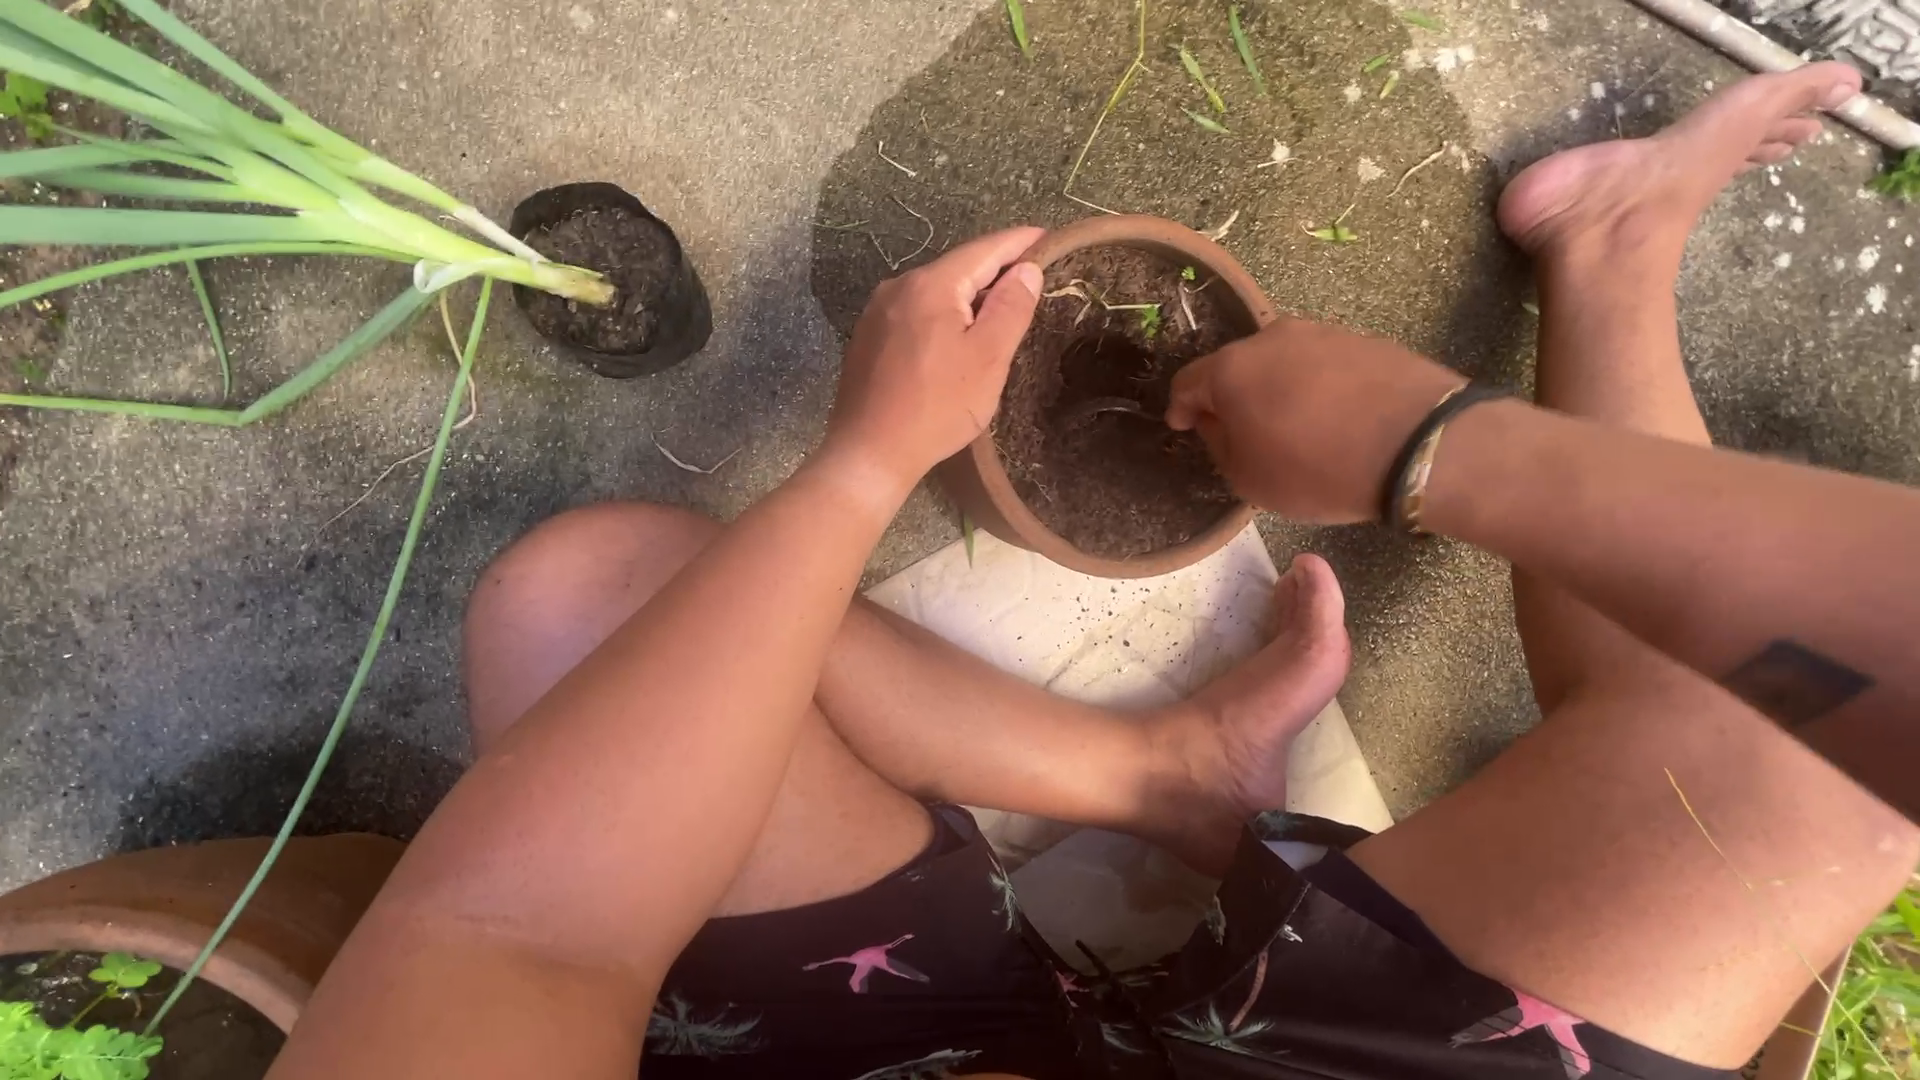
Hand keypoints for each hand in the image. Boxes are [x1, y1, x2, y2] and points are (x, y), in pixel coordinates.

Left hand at [821, 226, 1045, 496]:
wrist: (869, 453)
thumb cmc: (936, 408)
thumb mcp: (987, 359)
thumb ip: (1010, 307)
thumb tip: (1027, 268)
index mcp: (931, 285)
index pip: (985, 249)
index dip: (1020, 243)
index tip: (1049, 239)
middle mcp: (898, 287)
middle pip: (958, 269)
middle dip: (995, 272)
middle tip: (1032, 281)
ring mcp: (877, 313)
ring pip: (935, 293)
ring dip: (968, 298)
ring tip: (998, 312)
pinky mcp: (868, 339)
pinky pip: (915, 315)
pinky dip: (942, 317)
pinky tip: (954, 339)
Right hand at [1166, 318, 1464, 522]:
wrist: (1423, 446)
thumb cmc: (1317, 469)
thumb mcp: (1248, 478)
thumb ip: (1219, 445)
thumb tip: (1217, 422)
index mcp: (1231, 369)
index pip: (1187, 383)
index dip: (1180, 408)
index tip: (1182, 426)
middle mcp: (1271, 337)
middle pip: (1234, 367)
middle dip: (1229, 397)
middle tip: (1237, 431)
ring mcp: (1321, 332)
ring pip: (1279, 362)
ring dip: (1273, 390)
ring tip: (1288, 426)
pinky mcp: (1364, 339)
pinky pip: (1320, 365)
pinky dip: (1313, 387)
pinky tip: (1329, 418)